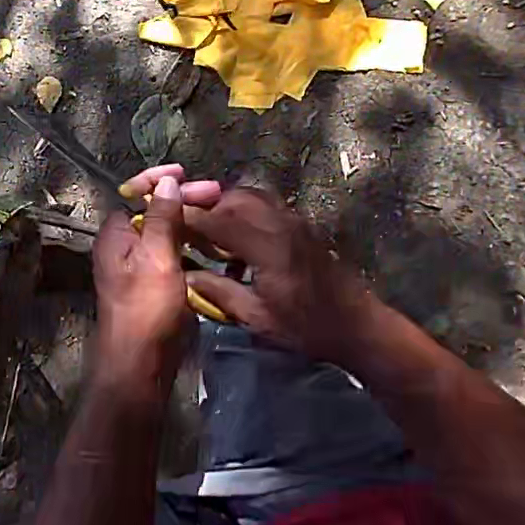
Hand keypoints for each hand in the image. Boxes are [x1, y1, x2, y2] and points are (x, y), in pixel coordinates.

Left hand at [89, 173, 196, 400]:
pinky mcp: (157, 282)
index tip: (186, 174)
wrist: (141, 364)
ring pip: (166, 231)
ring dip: (191, 220)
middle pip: (153, 210)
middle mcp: (124, 246)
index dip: (159, 179)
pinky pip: (174, 251)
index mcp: (116, 235)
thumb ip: (161, 218)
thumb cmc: (145, 310)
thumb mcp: (156, 258)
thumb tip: (166, 182)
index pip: (135, 193)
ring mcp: (141, 265)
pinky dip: (192, 243)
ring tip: (218, 214)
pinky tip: (213, 242)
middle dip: (183, 199)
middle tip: (215, 194)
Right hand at [180, 187, 379, 364]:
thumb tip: (185, 276)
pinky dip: (247, 213)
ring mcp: (295, 221)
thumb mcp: (257, 317)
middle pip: (235, 198)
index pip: (219, 220)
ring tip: (211, 233)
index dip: (189, 218)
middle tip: (188, 229)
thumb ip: (219, 292)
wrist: (358, 324)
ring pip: (253, 197)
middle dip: (208, 208)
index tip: (166, 218)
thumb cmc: (307, 326)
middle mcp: (281, 223)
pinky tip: (240, 243)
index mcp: (267, 245)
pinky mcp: (303, 227)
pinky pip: (268, 207)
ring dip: (228, 208)